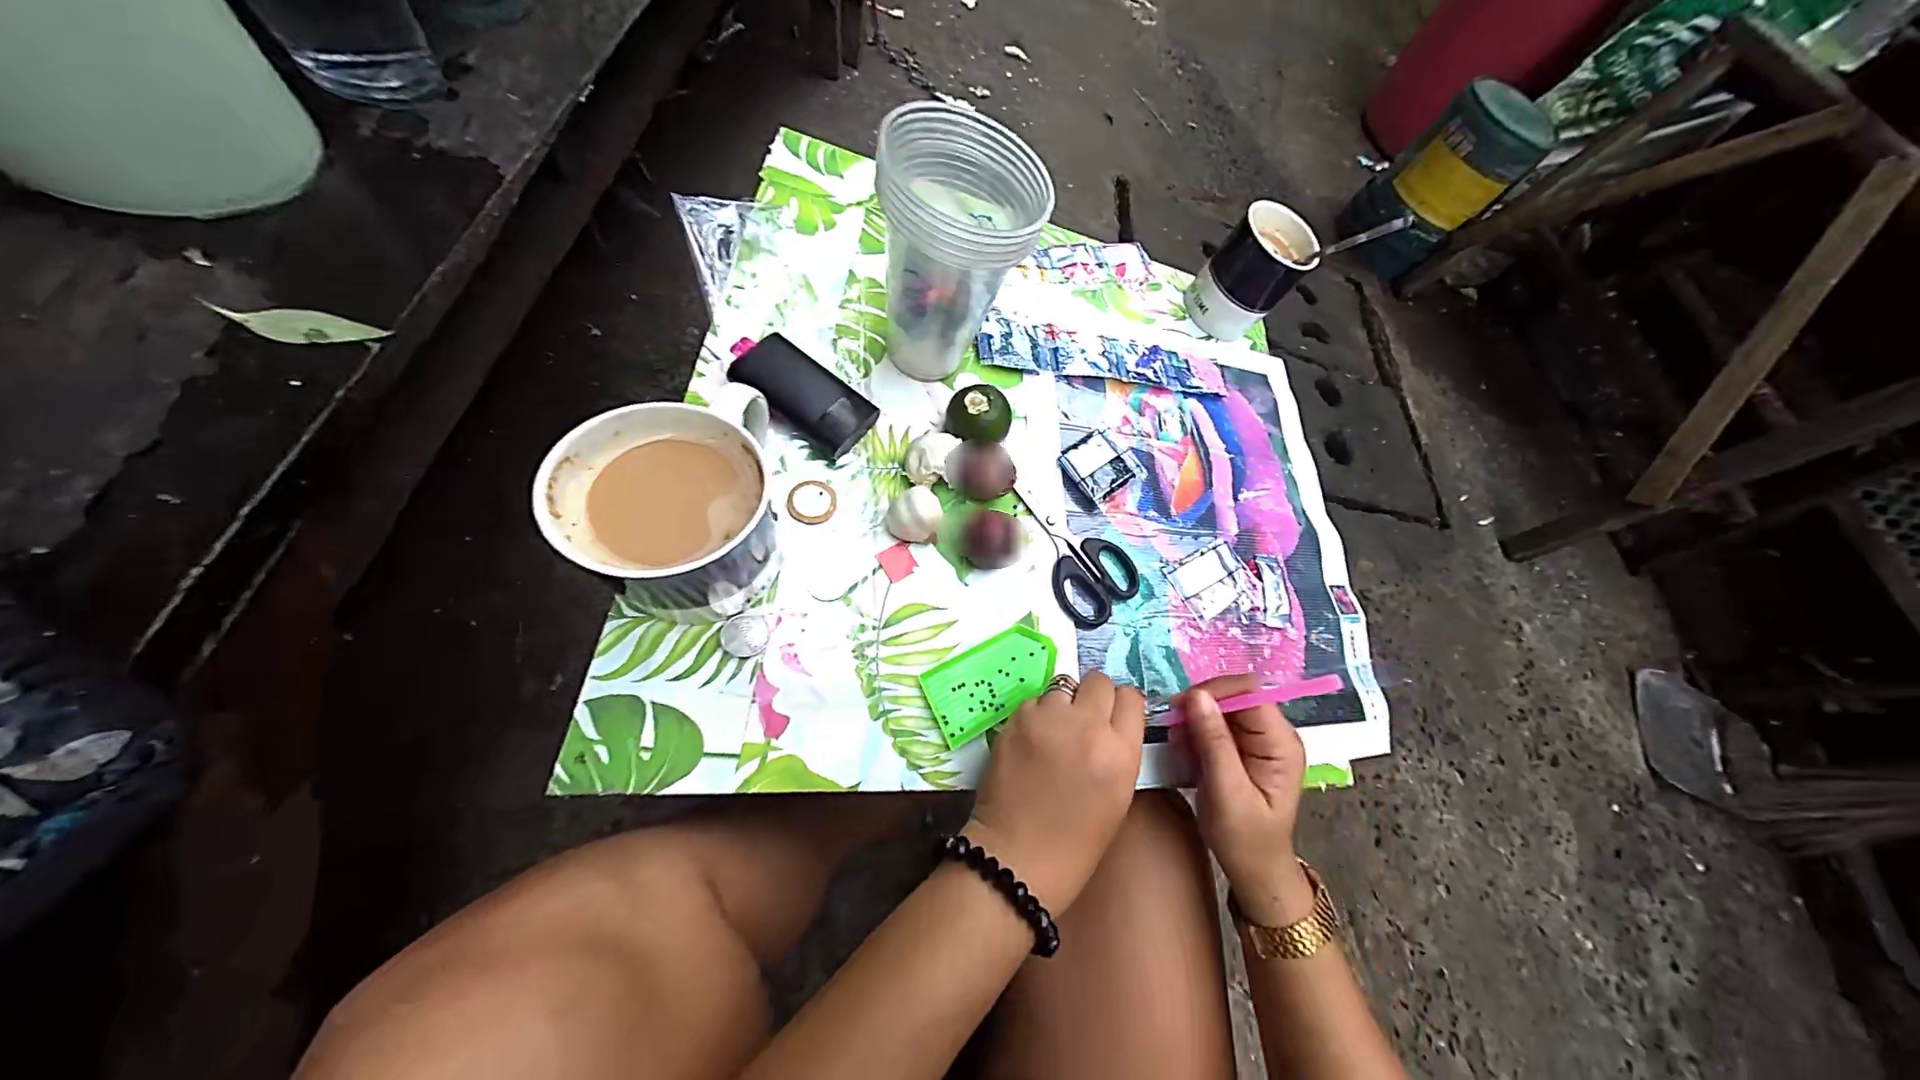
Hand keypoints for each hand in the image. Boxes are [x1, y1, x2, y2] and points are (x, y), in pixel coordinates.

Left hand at [964, 671, 1144, 913]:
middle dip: (1093, 695)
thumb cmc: (1076, 841)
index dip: (1122, 704)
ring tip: (1054, 731)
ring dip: (1062, 703)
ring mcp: (1049, 719)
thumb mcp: (1118, 796)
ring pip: (1063, 686)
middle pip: (1098, 681)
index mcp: (1121, 751)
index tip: (1113, 714)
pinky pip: (1034, 701)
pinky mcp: (1017, 719)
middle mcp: (1088, 726)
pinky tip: (1032, 739)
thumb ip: (1120, 751)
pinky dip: (1036, 714)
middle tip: (1083, 717)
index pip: (1131, 698)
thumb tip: (1113, 721)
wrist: (1019, 856)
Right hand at [1179, 674, 1315, 926]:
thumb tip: (1196, 695)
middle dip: (1200, 706)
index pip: (1248, 692)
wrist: (1253, 870)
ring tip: (1177, 744)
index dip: (1214, 691)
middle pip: (1233, 695)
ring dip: (1193, 719)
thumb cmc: (1244, 838)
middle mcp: (1272, 734)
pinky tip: (1184, 750)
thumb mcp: (1226, 792)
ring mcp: (1257, 740)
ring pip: (1219, 707)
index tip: (1181, 708)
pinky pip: (1214, 723)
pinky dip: (1194, 731)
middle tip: (1173, 728)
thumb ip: (1213, 741)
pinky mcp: (1240, 748)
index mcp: (1281, 742)